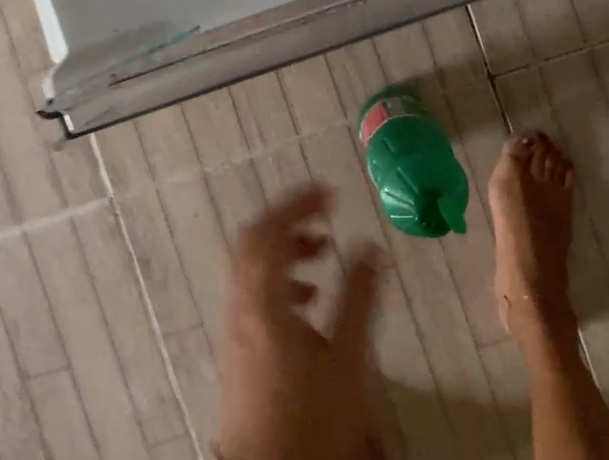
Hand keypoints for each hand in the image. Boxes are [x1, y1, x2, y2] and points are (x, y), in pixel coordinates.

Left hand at [218, 184, 385, 459]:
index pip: (269, 229)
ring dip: (283, 251)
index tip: (330, 192)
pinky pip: (253, 292)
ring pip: (251, 267)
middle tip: (324, 216)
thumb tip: (372, 246)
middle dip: (287, 221)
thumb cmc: (312, 416)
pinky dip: (278, 280)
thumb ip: (360, 298)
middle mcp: (241, 305)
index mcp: (263, 299)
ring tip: (321, 255)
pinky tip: (308, 300)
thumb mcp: (347, 358)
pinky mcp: (239, 348)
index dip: (297, 203)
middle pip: (252, 242)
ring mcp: (235, 327)